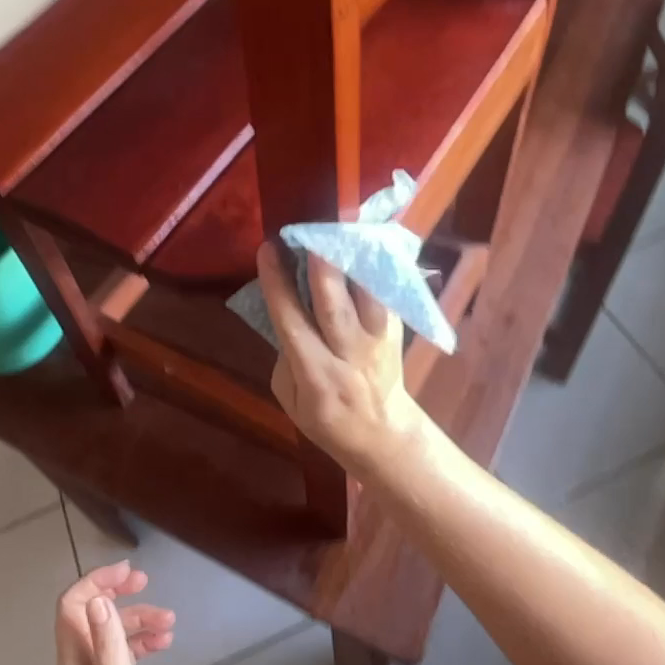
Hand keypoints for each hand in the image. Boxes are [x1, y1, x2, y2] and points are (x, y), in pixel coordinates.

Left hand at [55, 562, 174, 664]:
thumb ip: (108, 644)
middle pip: (91, 612)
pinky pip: (123, 652)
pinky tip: (164, 643)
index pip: (72, 604)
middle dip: (118, 592)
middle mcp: (79, 662)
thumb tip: (97, 598)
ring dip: (139, 619)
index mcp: (74, 659)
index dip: (96, 581)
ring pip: (112, 631)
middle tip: (146, 582)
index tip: (127, 572)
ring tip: (170, 622)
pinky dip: (142, 642)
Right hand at [256, 243, 422, 468]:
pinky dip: (378, 267)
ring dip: (356, 262)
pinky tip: (369, 240)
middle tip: (309, 233)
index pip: (293, 323)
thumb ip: (285, 358)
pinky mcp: (397, 331)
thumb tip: (289, 313)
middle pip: (336, 307)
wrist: (383, 435)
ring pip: (370, 297)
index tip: (268, 249)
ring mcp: (378, 342)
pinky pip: (388, 295)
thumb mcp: (290, 401)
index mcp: (316, 376)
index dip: (278, 285)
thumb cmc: (327, 420)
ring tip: (343, 230)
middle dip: (322, 268)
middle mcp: (349, 355)